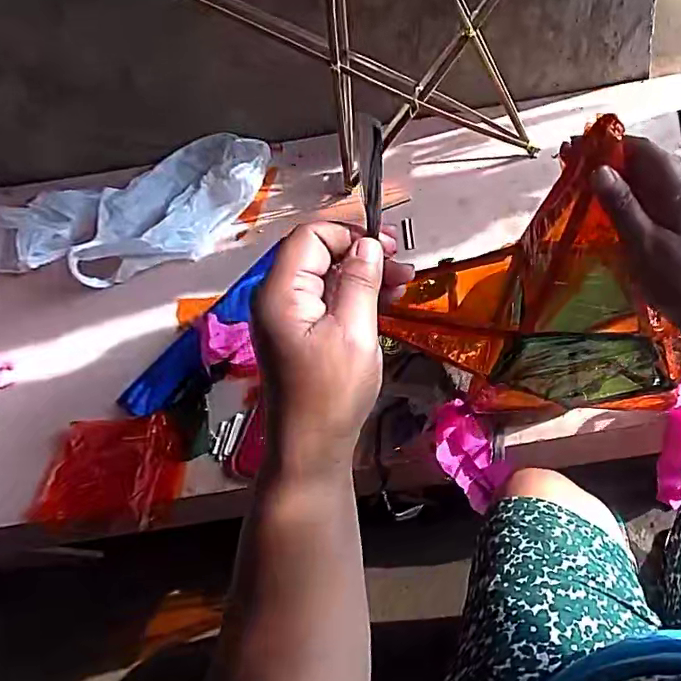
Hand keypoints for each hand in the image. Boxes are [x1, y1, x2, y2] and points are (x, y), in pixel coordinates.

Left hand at [251, 223, 412, 477]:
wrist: (312, 445)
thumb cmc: (333, 392)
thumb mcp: (355, 333)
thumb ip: (360, 283)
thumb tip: (368, 245)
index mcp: (282, 293)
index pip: (310, 237)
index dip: (350, 235)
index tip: (390, 248)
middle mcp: (277, 298)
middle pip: (317, 253)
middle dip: (361, 252)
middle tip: (403, 265)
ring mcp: (288, 316)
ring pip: (326, 275)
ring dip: (364, 273)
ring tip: (402, 283)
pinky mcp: (300, 332)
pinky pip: (327, 298)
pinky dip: (356, 294)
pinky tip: (384, 301)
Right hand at [590, 136, 680, 331]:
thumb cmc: (679, 282)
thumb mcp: (644, 244)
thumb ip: (622, 206)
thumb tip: (599, 169)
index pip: (644, 151)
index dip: (610, 145)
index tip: (578, 149)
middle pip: (644, 165)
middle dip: (608, 162)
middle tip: (571, 167)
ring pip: (645, 185)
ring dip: (615, 182)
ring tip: (581, 186)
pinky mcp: (678, 227)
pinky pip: (648, 204)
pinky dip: (625, 201)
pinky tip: (605, 211)